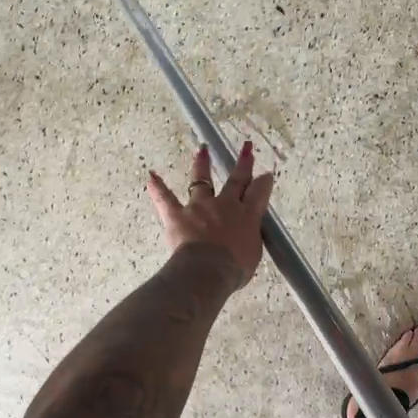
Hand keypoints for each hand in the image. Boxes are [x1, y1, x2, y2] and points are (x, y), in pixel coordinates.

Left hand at [146, 140, 275, 286]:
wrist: (207, 270)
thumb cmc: (234, 268)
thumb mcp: (252, 254)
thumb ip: (249, 238)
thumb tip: (245, 232)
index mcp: (247, 216)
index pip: (258, 194)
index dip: (263, 183)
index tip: (266, 174)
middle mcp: (225, 205)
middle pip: (236, 180)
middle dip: (243, 163)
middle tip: (247, 148)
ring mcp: (200, 207)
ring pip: (201, 181)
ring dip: (202, 165)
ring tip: (202, 150)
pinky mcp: (178, 215)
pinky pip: (165, 199)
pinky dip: (158, 188)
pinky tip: (151, 176)